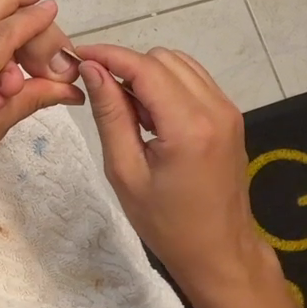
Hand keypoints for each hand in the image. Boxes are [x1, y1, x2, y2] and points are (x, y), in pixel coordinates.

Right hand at [75, 44, 278, 295]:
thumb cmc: (166, 222)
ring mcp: (227, 110)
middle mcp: (215, 108)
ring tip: (127, 110)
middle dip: (126, 66)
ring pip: (178, 63)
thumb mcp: (125, 171)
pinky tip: (150, 115)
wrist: (220, 252)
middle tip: (101, 95)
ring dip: (146, 74)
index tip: (76, 55)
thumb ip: (109, 114)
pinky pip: (193, 79)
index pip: (144, 67)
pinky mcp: (230, 116)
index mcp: (188, 125)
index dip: (107, 55)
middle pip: (162, 59)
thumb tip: (92, 69)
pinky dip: (166, 84)